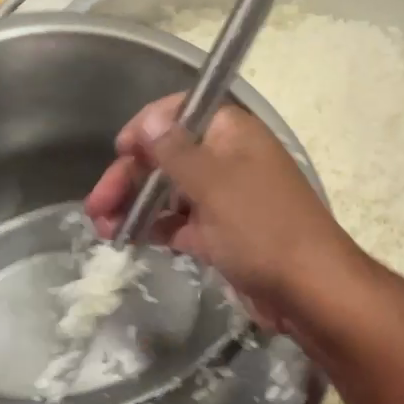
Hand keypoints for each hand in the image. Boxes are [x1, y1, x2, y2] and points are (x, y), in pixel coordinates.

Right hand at [84, 95, 359, 329]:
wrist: (308, 289)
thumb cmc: (262, 229)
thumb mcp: (213, 185)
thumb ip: (176, 152)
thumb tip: (150, 120)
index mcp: (231, 135)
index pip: (180, 114)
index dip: (145, 129)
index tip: (118, 152)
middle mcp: (227, 162)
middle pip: (168, 159)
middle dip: (129, 179)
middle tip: (96, 207)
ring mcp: (225, 202)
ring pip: (170, 196)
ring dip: (136, 208)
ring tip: (103, 230)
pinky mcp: (223, 238)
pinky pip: (181, 226)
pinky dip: (156, 231)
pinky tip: (129, 241)